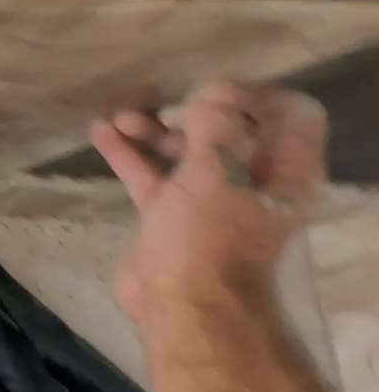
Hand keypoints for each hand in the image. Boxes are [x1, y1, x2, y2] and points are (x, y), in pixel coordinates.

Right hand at [92, 80, 326, 322]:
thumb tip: (208, 95)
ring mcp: (206, 195)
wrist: (180, 299)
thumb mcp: (218, 178)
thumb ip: (216, 132)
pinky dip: (127, 154)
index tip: (209, 92)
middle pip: (231, 129)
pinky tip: (102, 134)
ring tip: (123, 117)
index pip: (288, 115)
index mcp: (285, 170)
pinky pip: (149, 174)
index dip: (254, 96)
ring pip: (184, 151)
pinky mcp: (166, 211)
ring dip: (155, 130)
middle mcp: (252, 177)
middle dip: (196, 111)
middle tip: (166, 107)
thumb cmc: (208, 238)